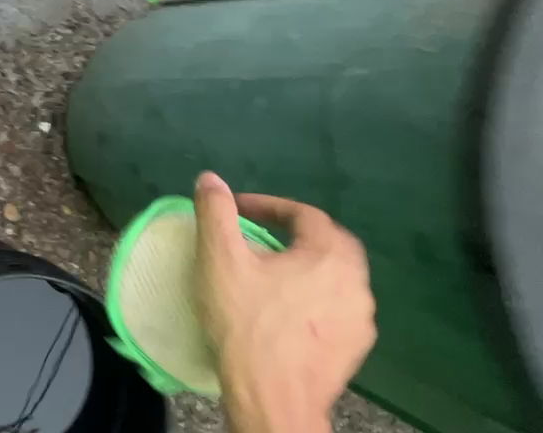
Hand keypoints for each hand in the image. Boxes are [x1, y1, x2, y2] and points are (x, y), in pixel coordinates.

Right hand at [194, 172, 375, 432]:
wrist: (273, 392)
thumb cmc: (245, 317)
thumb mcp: (218, 256)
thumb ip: (216, 211)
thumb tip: (211, 179)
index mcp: (329, 259)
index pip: (309, 216)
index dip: (271, 204)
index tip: (237, 208)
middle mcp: (356, 287)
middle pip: (334, 245)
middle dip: (296, 232)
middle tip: (259, 232)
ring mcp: (360, 322)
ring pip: (336, 278)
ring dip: (305, 264)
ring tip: (267, 269)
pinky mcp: (354, 348)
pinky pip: (335, 306)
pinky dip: (311, 293)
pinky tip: (283, 306)